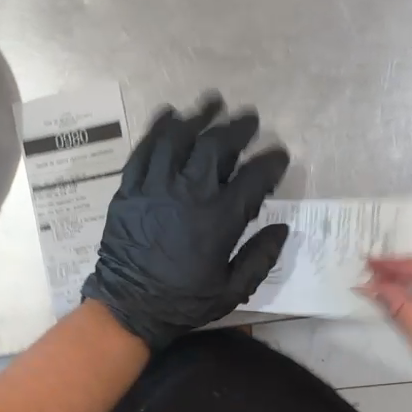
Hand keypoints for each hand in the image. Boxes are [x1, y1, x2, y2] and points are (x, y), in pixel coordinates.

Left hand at [81, 95, 290, 350]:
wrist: (129, 307)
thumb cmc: (183, 302)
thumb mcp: (232, 290)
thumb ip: (260, 257)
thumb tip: (282, 228)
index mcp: (220, 219)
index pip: (254, 177)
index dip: (271, 162)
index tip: (279, 155)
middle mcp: (189, 194)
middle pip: (217, 146)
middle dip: (237, 128)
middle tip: (248, 119)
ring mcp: (156, 187)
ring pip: (179, 138)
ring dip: (199, 117)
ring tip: (212, 104)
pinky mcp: (130, 189)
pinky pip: (145, 150)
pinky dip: (158, 129)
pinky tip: (169, 115)